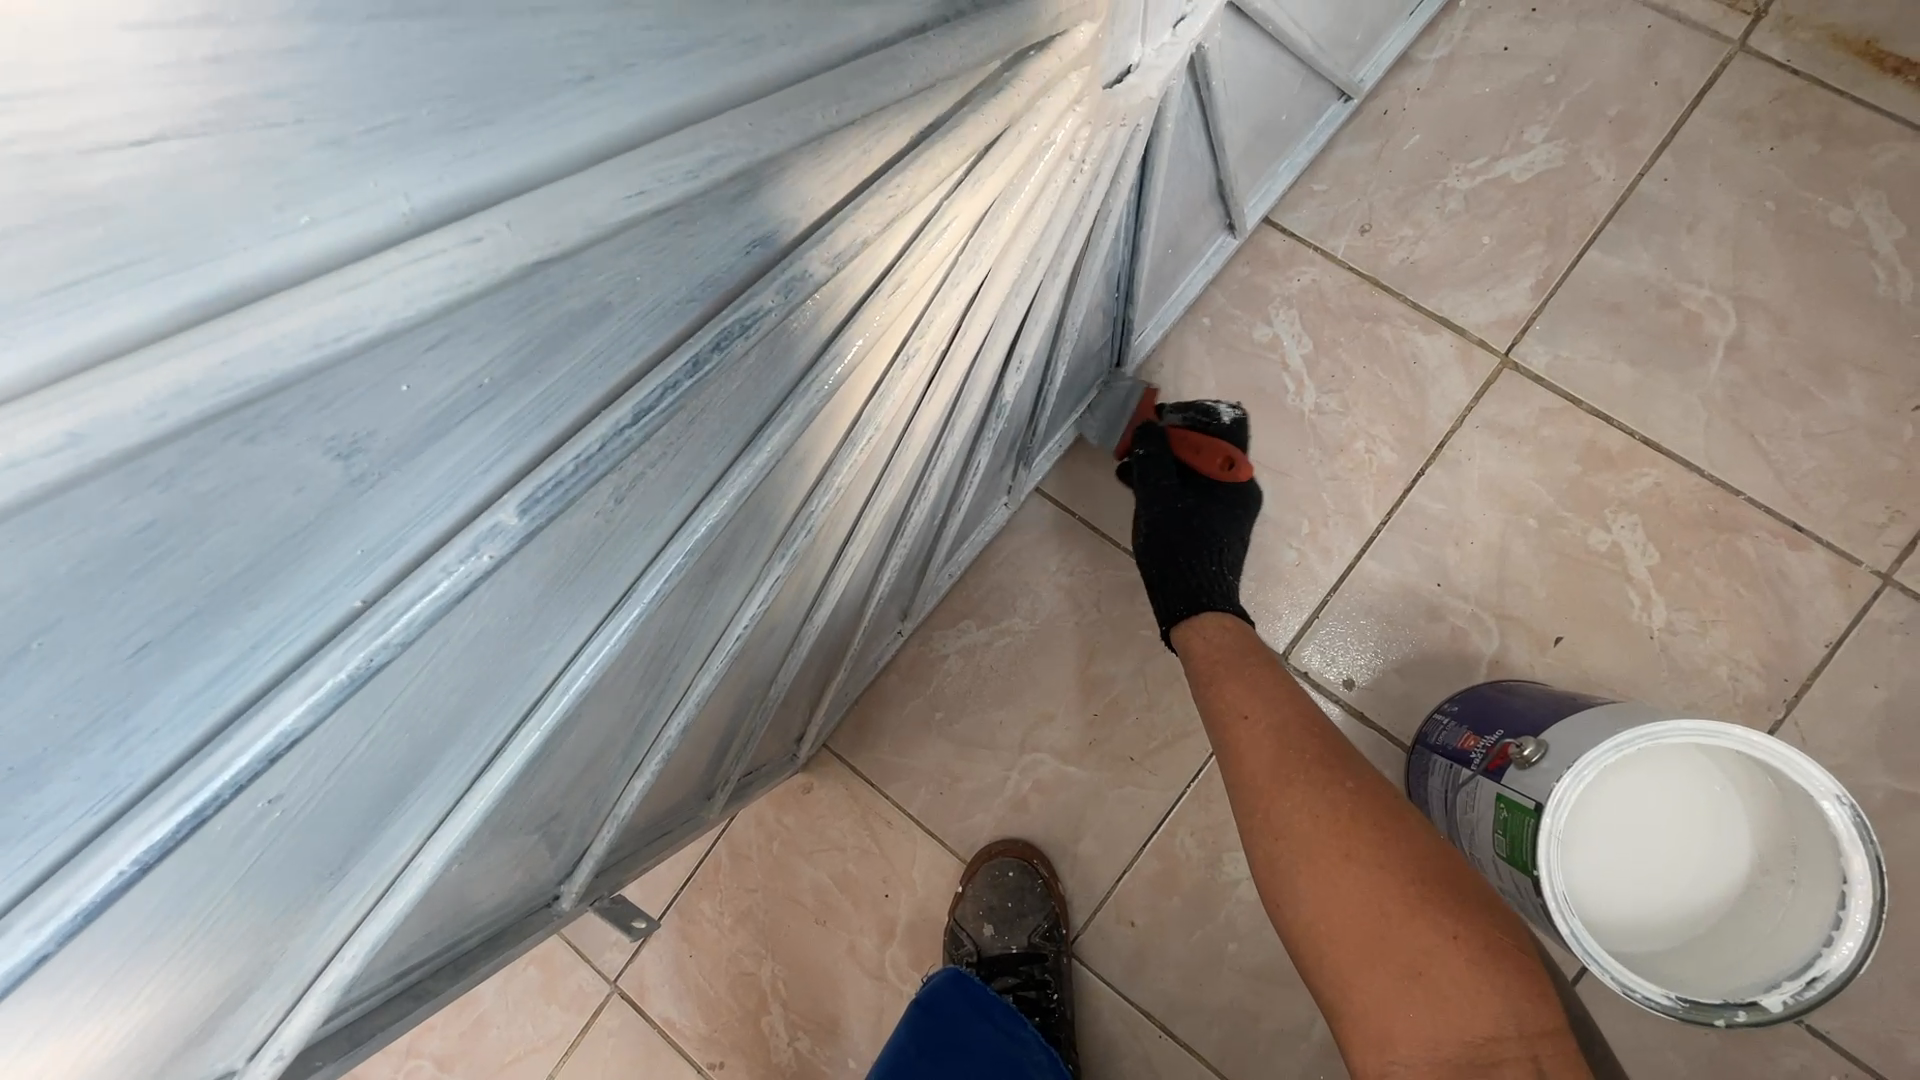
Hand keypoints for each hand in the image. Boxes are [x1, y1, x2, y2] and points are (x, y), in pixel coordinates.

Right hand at [1116, 400, 1262, 650]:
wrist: (1196, 607)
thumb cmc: (1179, 549)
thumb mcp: (1157, 499)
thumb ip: (1152, 457)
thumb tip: (1148, 426)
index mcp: (1234, 473)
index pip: (1223, 420)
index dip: (1189, 412)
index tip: (1156, 420)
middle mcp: (1238, 485)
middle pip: (1207, 444)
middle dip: (1168, 438)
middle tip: (1134, 444)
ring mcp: (1228, 506)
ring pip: (1196, 468)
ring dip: (1163, 462)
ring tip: (1126, 468)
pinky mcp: (1215, 524)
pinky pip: (1193, 491)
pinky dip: (1168, 484)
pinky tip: (1136, 489)